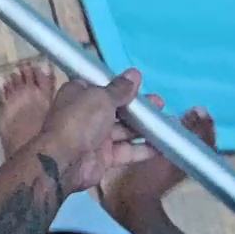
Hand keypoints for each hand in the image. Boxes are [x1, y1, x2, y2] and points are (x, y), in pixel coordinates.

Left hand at [33, 70, 152, 194]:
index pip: (100, 86)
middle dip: (138, 107)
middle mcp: (86, 115)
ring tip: (169, 121)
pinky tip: (164, 146)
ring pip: (124, 130)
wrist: (65, 160)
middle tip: (159, 104)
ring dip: (145, 127)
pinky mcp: (104, 157)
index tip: (139, 84)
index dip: (119, 85)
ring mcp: (95, 137)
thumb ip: (119, 88)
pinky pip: (127, 151)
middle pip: (116, 108)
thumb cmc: (81, 120)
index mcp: (79, 95)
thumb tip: (134, 73)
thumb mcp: (101, 97)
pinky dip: (144, 149)